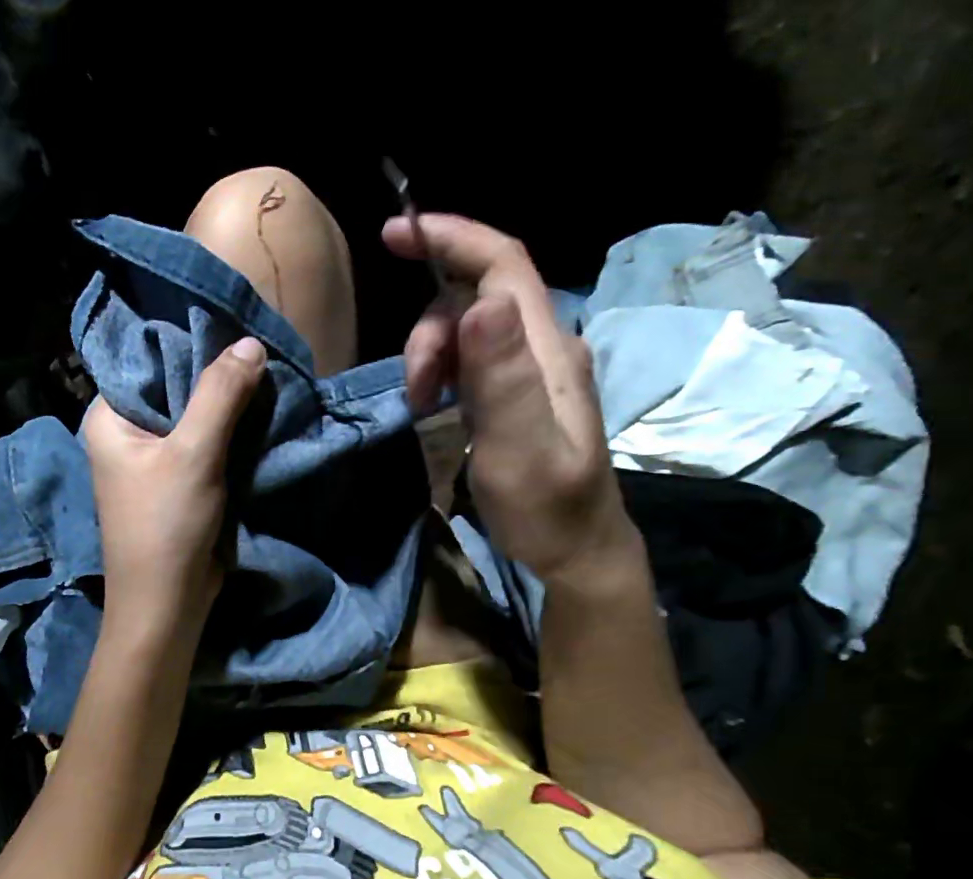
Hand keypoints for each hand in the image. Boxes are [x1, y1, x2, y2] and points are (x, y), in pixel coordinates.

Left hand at [82, 336, 266, 626]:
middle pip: (173, 387)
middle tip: (259, 351)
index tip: (234, 327)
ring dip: (226, 404)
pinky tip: (259, 413)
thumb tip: (251, 343)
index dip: (189, 342)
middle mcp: (126, 433)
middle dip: (215, 375)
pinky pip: (205, 443)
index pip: (147, 360)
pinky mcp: (179, 481)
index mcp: (109, 418)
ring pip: (194, 416)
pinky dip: (229, 432)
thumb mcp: (193, 453)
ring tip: (266, 375)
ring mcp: (153, 459)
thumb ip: (220, 395)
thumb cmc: (167, 524)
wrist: (169, 601)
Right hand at [384, 214, 639, 585]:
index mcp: (549, 349)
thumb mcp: (521, 447)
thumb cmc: (547, 507)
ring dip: (434, 355)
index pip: (503, 263)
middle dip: (431, 329)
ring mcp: (535, 370)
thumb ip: (505, 377)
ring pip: (471, 327)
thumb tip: (483, 302)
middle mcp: (546, 346)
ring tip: (425, 406)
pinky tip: (439, 405)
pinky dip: (445, 371)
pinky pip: (474, 356)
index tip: (396, 233)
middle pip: (477, 295)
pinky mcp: (522, 392)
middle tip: (417, 391)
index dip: (452, 238)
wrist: (576, 551)